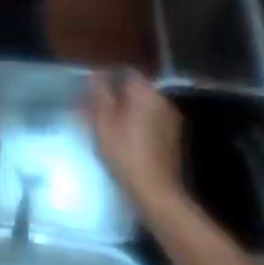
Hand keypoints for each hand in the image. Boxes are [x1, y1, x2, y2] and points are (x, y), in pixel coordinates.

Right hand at [86, 69, 184, 203]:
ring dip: (125, 110)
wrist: (156, 191)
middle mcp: (163, 101)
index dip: (107, 79)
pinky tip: (122, 138)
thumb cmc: (125, 154)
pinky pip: (150, 120)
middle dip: (115, 96)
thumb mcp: (104, 123)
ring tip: (105, 125)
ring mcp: (170, 120)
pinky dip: (136, 123)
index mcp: (147, 94)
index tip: (91, 91)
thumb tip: (96, 74)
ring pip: (143, 106)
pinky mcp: (172, 137)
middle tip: (94, 110)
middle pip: (135, 90)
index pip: (127, 73)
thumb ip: (100, 95)